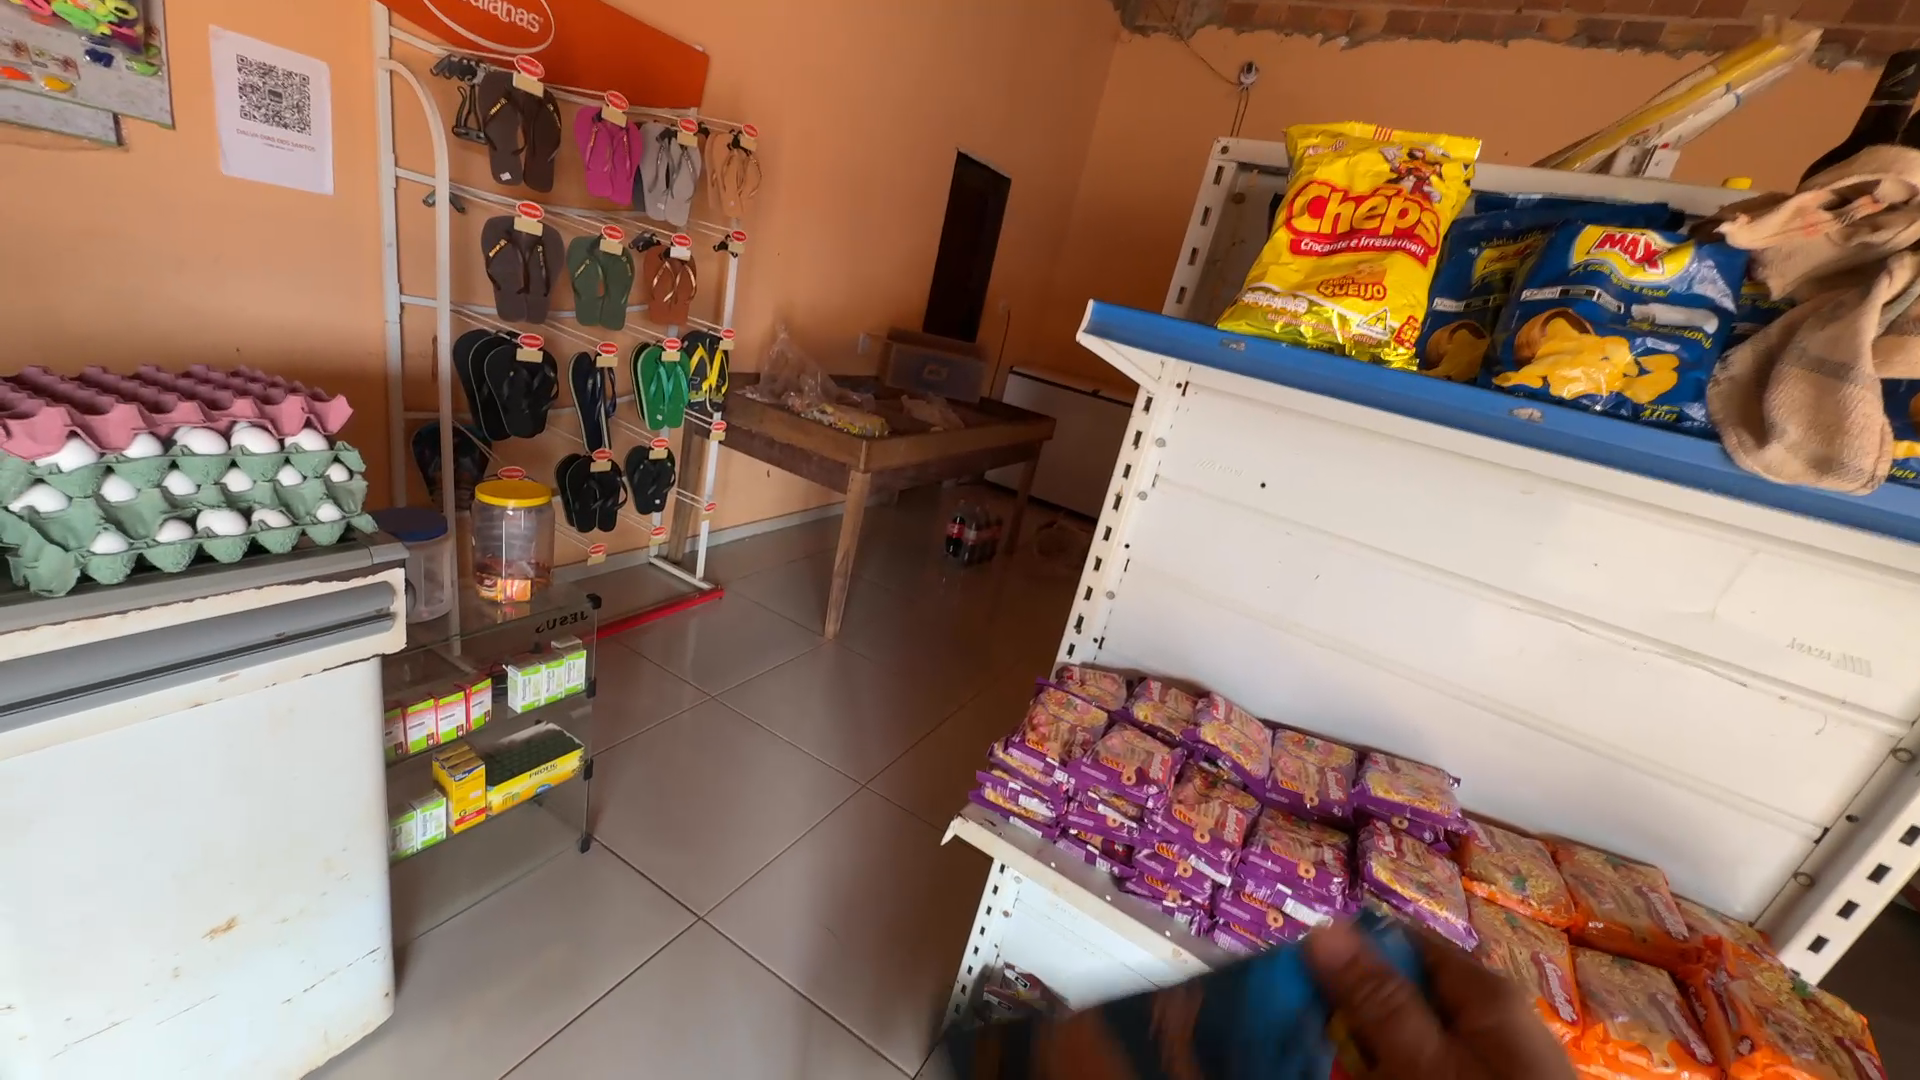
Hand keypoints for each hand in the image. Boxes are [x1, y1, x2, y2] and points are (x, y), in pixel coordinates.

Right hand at [1304, 922, 1575, 1079]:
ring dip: (1370, 1047)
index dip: (1344, 954)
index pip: (1395, 939)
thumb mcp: (1424, 1066)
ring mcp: (1491, 1060)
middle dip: (1352, 1009)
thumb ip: (1376, 996)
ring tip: (1340, 1066)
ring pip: (1408, 1033)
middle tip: (1314, 1034)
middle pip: (1399, 988)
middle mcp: (1489, 1016)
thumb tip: (1322, 928)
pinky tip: (1372, 1078)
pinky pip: (1426, 1065)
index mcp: (1483, 991)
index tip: (1301, 981)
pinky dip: (1395, 1070)